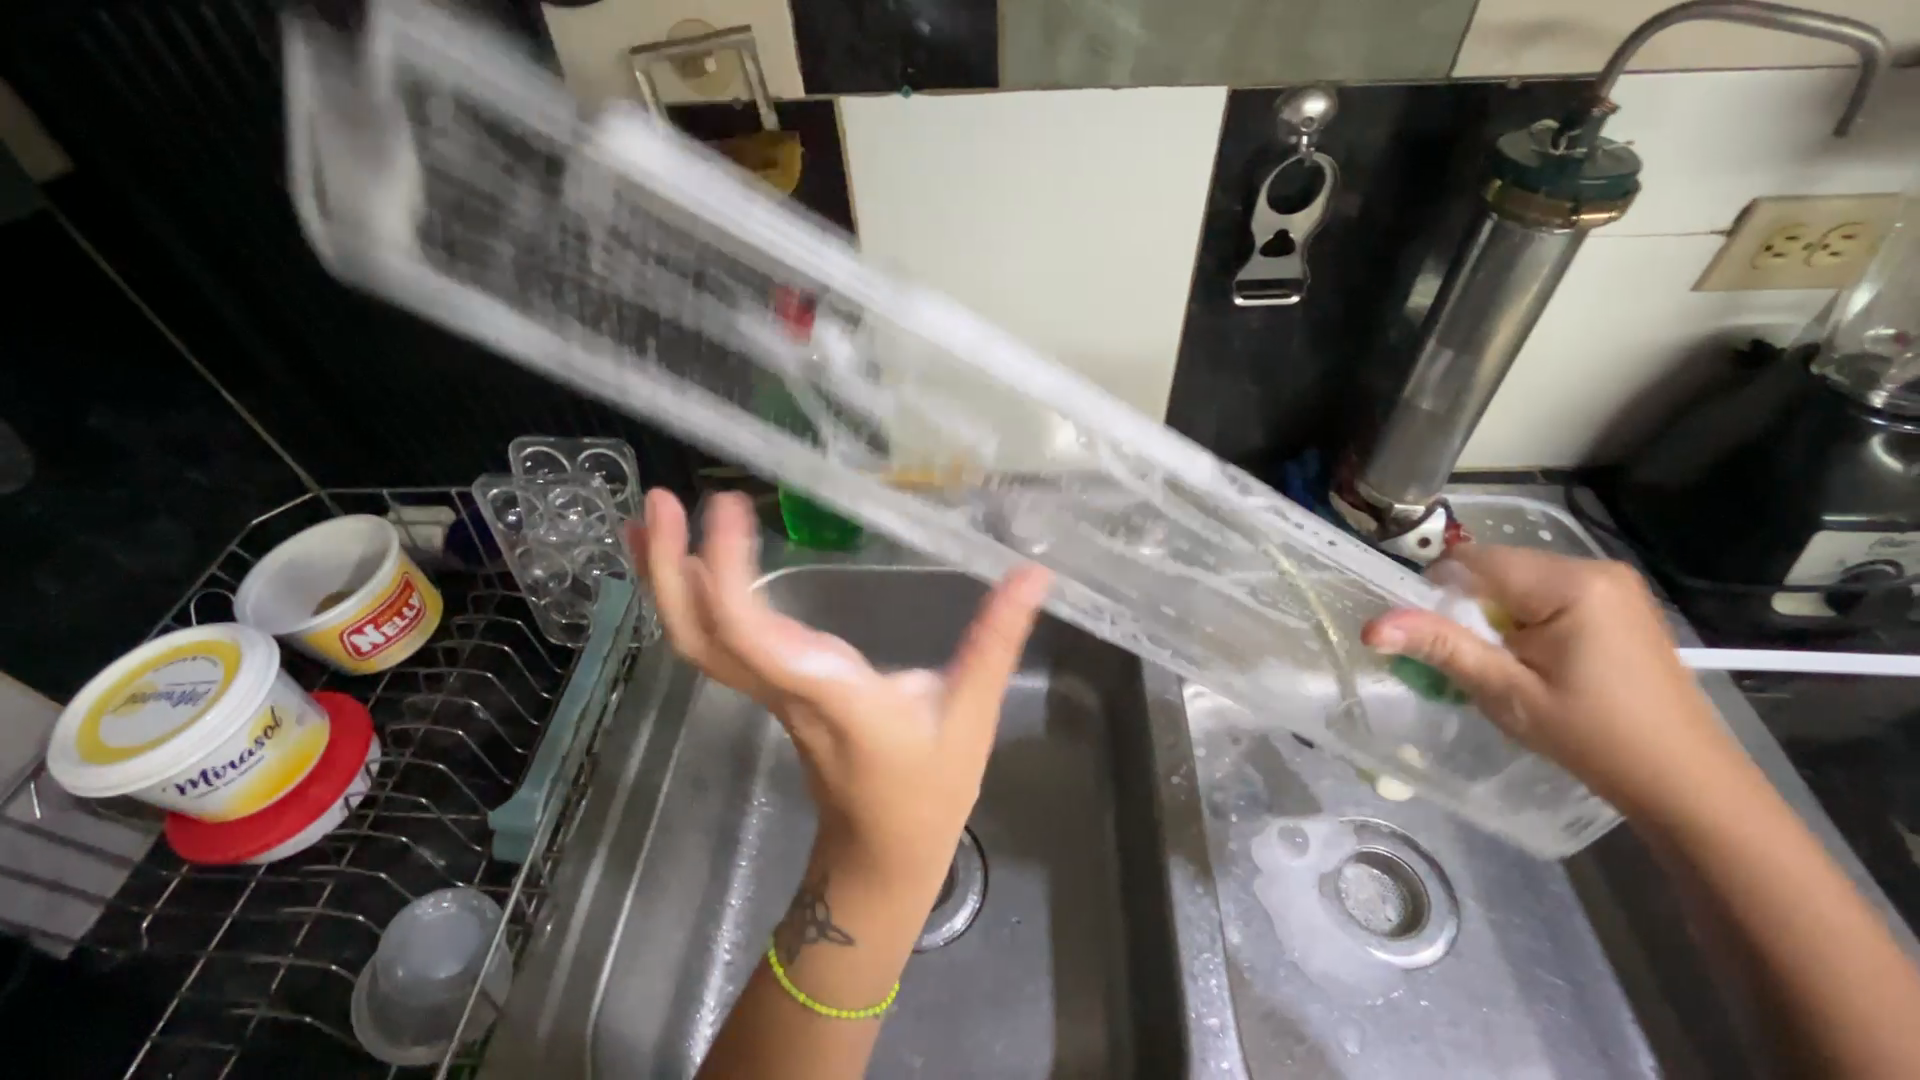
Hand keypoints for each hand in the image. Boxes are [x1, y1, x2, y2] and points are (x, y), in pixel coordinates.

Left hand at [628, 490, 1051, 892]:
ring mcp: (768, 691)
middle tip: (660, 501)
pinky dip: (688, 599)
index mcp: (828, 690)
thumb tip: (1034, 573)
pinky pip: (714, 644)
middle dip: (668, 571)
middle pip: (699, 635)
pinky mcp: (769, 689)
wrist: (880, 855)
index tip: (726, 507)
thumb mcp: (971, 714)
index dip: (726, 571)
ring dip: (664, 581)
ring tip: (649, 517)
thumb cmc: (926, 790)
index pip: (752, 633)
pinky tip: (684, 563)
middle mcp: (784, 687)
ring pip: (694, 640)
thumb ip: (997, 640)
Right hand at [1361, 545, 1742, 818]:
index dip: (1438, 593)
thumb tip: (1372, 626)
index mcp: (1570, 583)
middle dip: (1471, 609)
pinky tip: (1538, 664)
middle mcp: (1595, 568)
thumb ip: (1441, 647)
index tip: (1437, 640)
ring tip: (1509, 668)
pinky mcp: (1619, 602)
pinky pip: (1548, 594)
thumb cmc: (1593, 737)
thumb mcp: (1506, 693)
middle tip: (1476, 664)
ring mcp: (1613, 584)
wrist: (1686, 780)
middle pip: (1497, 568)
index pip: (1472, 560)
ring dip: (1498, 618)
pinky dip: (1526, 621)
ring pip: (1519, 582)